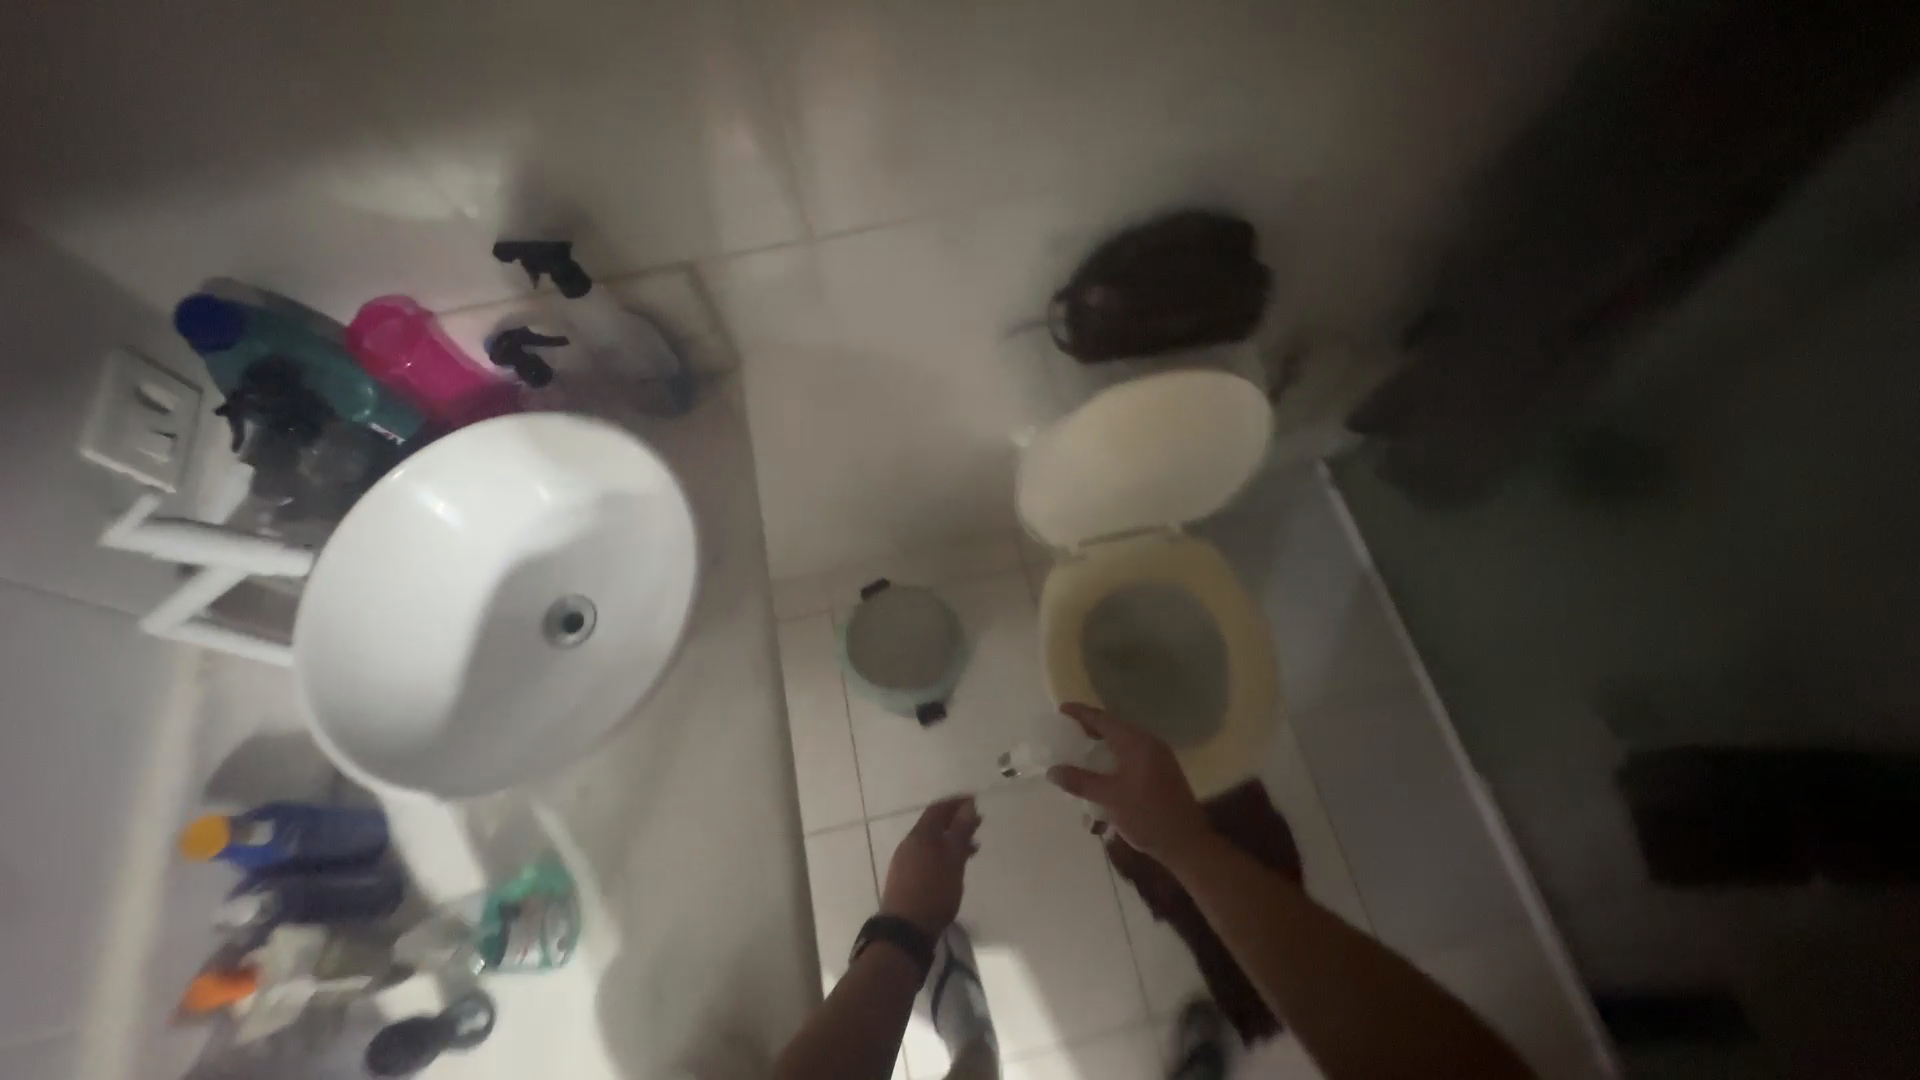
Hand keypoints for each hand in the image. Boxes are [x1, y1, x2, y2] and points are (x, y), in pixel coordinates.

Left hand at [880, 796, 981, 934]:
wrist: (905, 930)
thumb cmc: (934, 891)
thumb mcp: (953, 860)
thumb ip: (960, 832)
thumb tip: (968, 806)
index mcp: (920, 835)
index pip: (938, 809)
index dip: (956, 802)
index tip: (974, 801)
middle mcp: (909, 844)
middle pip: (933, 825)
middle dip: (955, 821)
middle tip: (977, 823)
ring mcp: (904, 862)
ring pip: (931, 842)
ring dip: (950, 840)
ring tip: (972, 849)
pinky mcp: (904, 879)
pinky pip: (926, 857)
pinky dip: (942, 854)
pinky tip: (953, 868)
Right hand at [1046, 703, 1212, 860]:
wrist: (1187, 844)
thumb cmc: (1147, 816)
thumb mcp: (1110, 798)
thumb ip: (1080, 781)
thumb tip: (1052, 771)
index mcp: (1136, 743)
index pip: (1103, 719)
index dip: (1081, 713)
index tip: (1061, 709)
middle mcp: (1149, 744)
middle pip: (1114, 728)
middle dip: (1090, 729)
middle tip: (1067, 731)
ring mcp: (1158, 758)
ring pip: (1124, 743)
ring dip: (1103, 746)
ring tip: (1081, 752)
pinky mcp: (1162, 773)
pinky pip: (1132, 756)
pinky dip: (1114, 759)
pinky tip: (1102, 773)